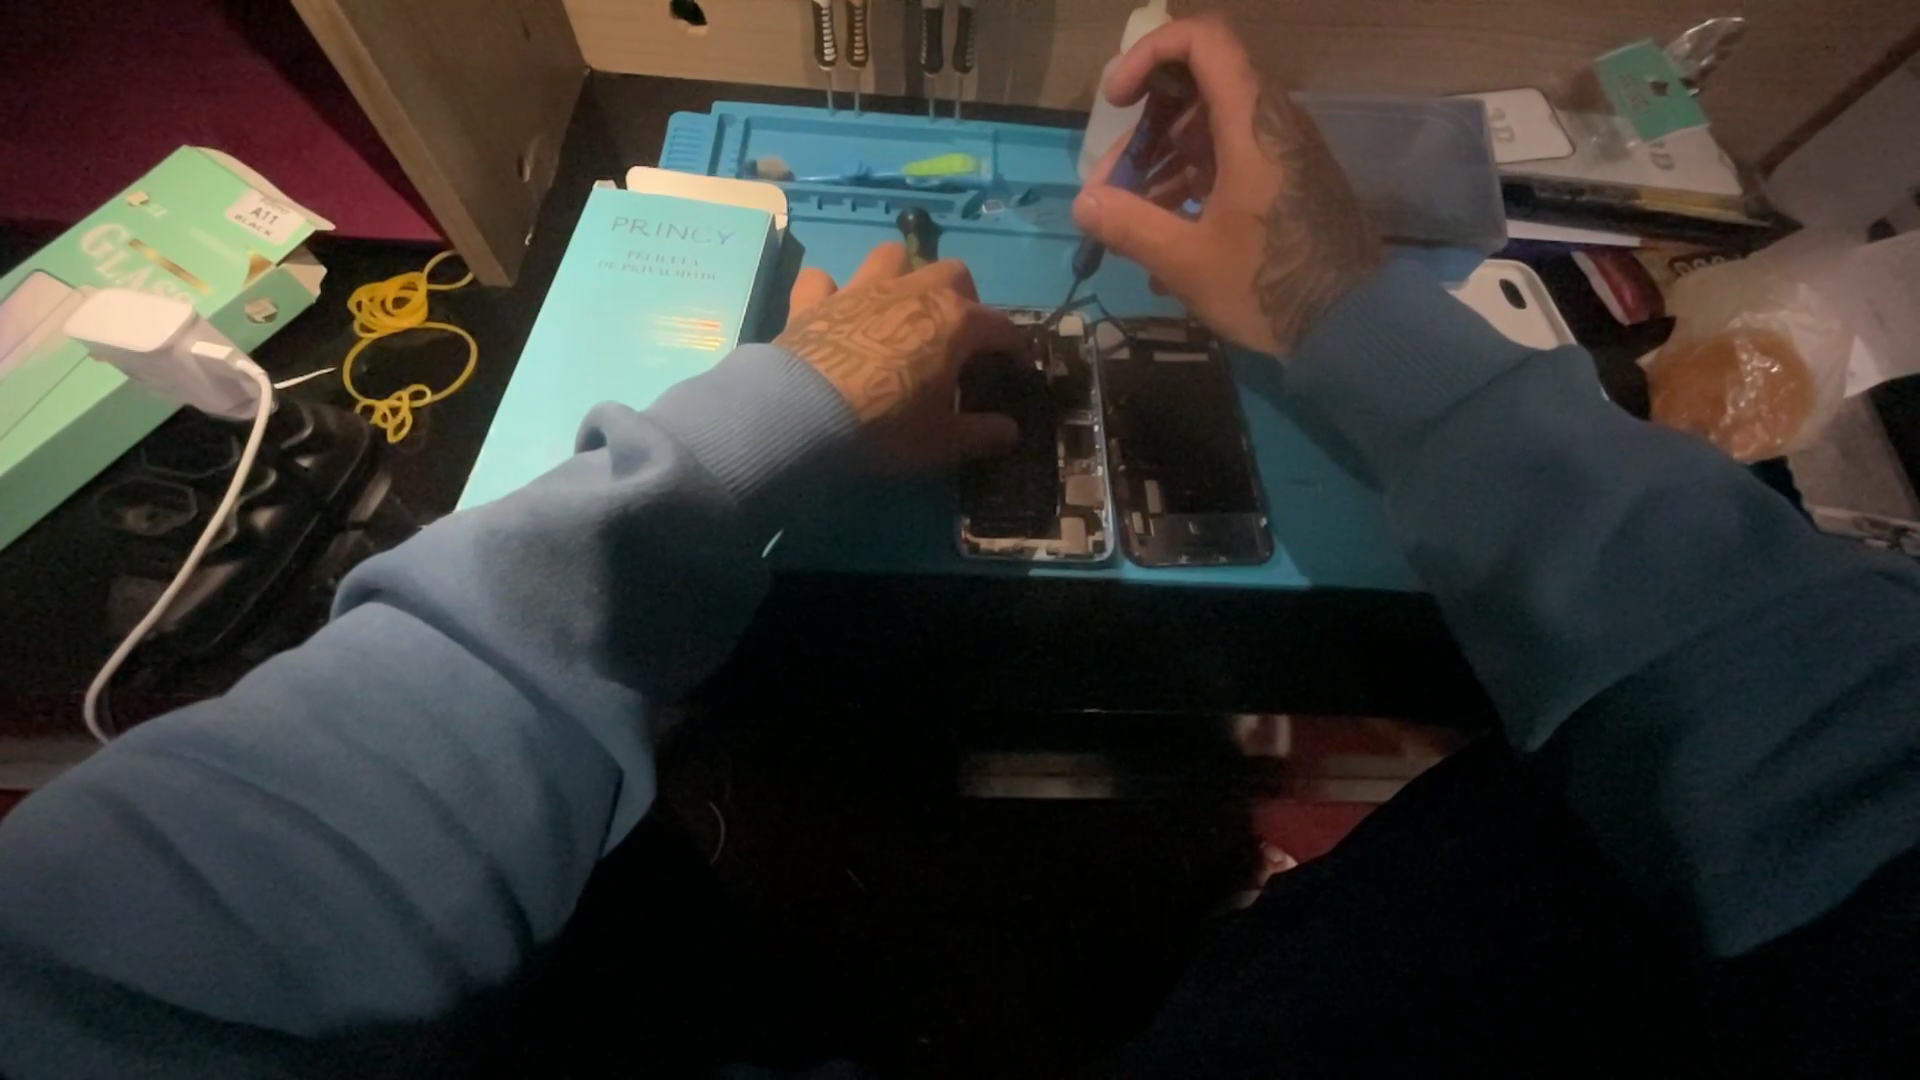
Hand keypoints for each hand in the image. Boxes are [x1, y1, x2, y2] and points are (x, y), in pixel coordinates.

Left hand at [778, 243, 1022, 471]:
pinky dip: (830, 292)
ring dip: (901, 275)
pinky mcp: (814, 301)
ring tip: (900, 308)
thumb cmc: (885, 427)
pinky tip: (833, 311)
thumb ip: (981, 434)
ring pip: (891, 257)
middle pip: (953, 274)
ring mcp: (860, 290)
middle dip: (964, 299)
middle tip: (957, 335)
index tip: (1016, 367)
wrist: (803, 416)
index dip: (1014, 348)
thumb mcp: (941, 442)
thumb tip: (1011, 432)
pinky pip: (823, 281)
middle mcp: (912, 292)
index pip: (1000, 326)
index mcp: (954, 322)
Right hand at [1071, 15, 1380, 358]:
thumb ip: (1130, 227)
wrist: (1348, 321)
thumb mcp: (1187, 261)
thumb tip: (1084, 203)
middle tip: (1111, 191)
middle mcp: (1268, 124)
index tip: (1117, 101)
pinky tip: (1164, 240)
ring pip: (1207, 136)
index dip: (1150, 55)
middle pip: (1194, 95)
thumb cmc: (1267, 284)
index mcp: (1250, 123)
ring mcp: (1278, 155)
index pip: (1202, 41)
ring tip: (1131, 223)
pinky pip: (1227, 166)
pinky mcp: (1282, 185)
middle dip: (1143, 137)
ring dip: (1160, 169)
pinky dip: (1188, 188)